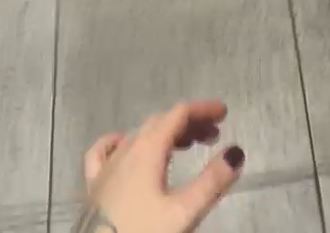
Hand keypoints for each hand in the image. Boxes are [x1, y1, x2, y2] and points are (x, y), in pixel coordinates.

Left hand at [79, 99, 244, 232]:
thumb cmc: (143, 232)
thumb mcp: (184, 212)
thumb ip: (212, 182)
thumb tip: (236, 152)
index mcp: (149, 148)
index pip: (179, 113)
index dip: (203, 109)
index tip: (224, 113)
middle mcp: (127, 147)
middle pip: (162, 121)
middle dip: (190, 122)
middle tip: (213, 135)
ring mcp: (107, 164)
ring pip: (139, 134)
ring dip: (166, 132)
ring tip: (186, 146)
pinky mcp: (93, 183)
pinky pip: (105, 149)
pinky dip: (122, 141)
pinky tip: (126, 146)